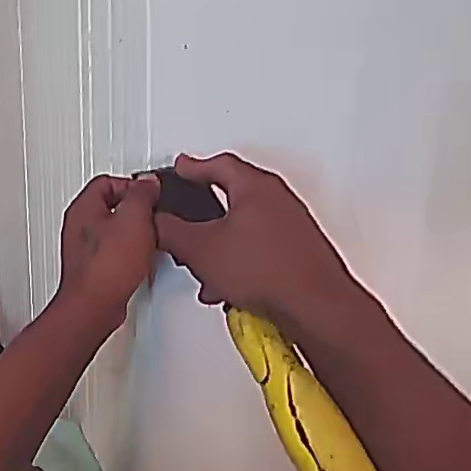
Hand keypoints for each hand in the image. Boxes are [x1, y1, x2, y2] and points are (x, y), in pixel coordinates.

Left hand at [57, 174, 160, 333]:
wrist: (95, 306)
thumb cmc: (106, 268)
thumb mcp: (135, 218)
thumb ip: (142, 194)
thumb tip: (148, 183)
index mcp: (83, 207)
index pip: (107, 181)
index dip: (133, 186)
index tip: (150, 196)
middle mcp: (79, 227)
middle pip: (110, 206)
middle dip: (134, 211)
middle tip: (149, 218)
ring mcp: (84, 250)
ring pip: (113, 231)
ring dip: (133, 235)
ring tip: (146, 241)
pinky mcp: (93, 269)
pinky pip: (114, 253)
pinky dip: (128, 255)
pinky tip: (139, 262)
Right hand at [153, 152, 363, 326]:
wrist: (312, 306)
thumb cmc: (272, 271)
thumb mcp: (200, 248)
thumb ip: (171, 230)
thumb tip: (158, 222)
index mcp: (256, 187)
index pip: (218, 164)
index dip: (193, 168)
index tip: (183, 167)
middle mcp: (278, 201)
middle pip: (233, 195)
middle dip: (205, 215)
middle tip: (190, 213)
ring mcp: (291, 226)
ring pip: (244, 227)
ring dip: (221, 246)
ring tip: (206, 266)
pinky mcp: (296, 252)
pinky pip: (258, 249)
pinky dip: (238, 263)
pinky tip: (228, 286)